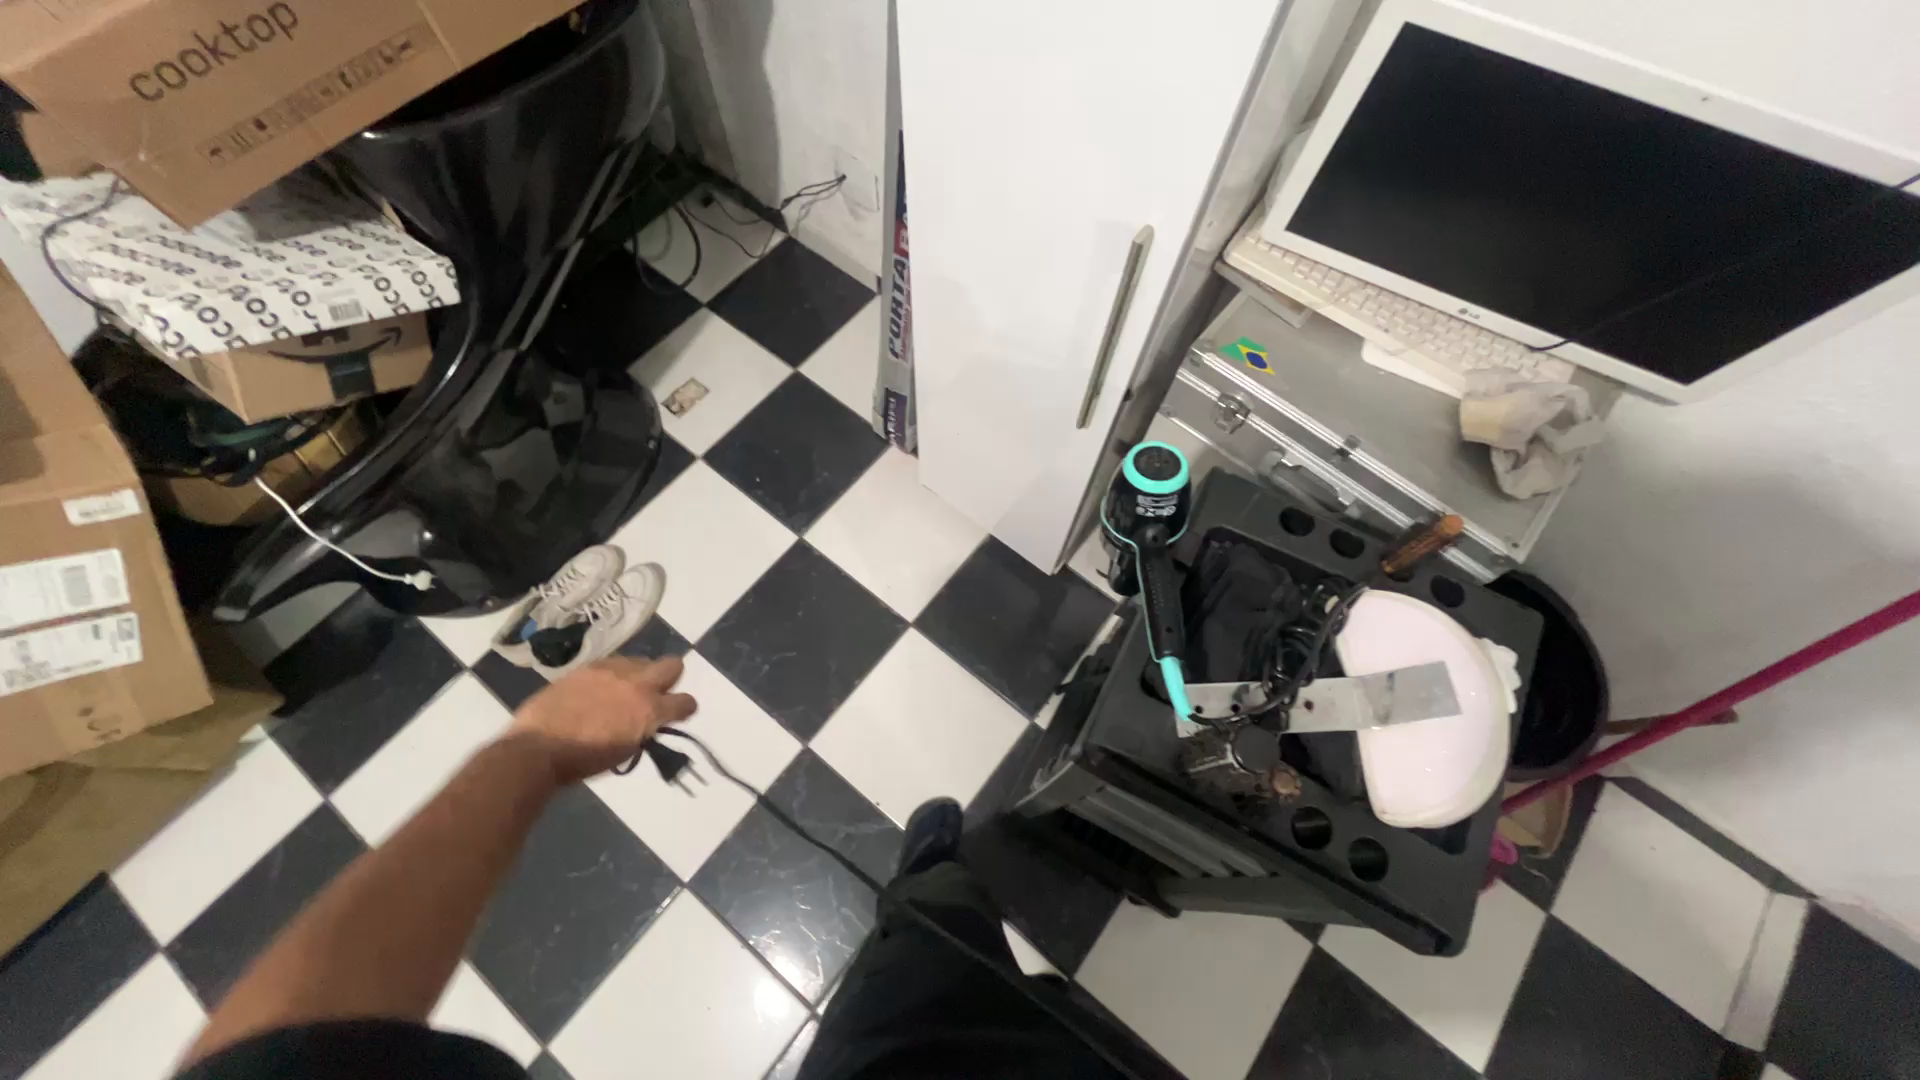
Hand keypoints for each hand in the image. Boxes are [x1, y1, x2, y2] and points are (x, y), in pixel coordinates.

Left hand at [509, 656, 697, 784]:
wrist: (538, 749)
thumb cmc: (582, 761)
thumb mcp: (624, 751)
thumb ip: (642, 729)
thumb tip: (646, 722)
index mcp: (649, 710)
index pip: (685, 702)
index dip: (685, 708)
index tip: (679, 712)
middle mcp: (637, 684)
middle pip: (672, 665)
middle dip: (671, 678)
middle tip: (656, 693)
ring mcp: (611, 671)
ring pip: (640, 661)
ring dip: (638, 674)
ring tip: (622, 690)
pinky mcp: (588, 667)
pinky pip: (611, 663)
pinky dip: (612, 675)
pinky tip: (598, 689)